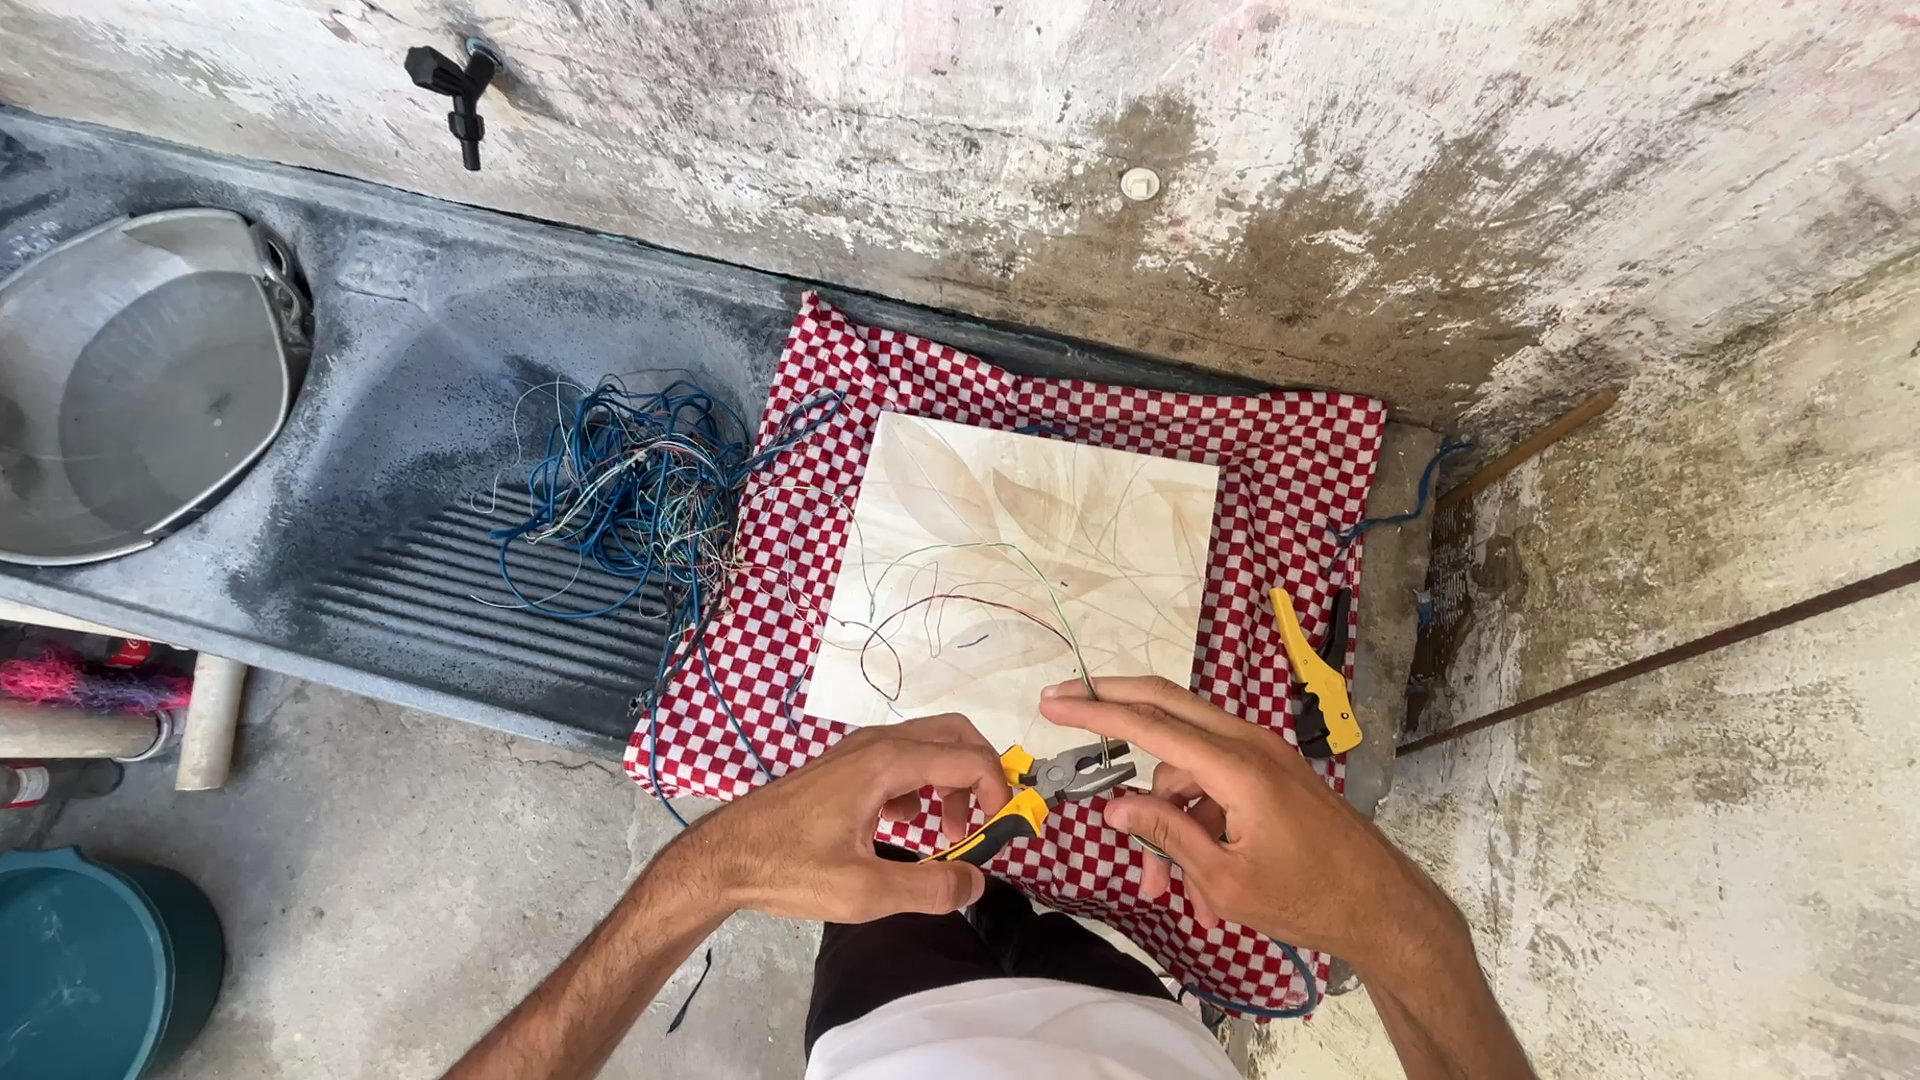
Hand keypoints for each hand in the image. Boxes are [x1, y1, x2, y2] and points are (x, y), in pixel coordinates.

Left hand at [670, 713, 1012, 923]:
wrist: (726, 855)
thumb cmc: (791, 868)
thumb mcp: (863, 892)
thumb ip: (928, 888)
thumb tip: (977, 882)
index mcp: (889, 762)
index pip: (970, 759)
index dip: (998, 793)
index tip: (1000, 833)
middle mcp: (880, 742)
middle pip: (955, 734)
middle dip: (981, 774)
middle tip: (983, 821)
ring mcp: (861, 749)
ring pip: (930, 745)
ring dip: (953, 780)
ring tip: (947, 833)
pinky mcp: (849, 763)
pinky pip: (904, 757)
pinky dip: (924, 783)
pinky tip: (905, 824)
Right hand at [1039, 677, 1462, 969]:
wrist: (1387, 910)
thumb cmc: (1308, 900)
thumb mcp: (1225, 879)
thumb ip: (1166, 833)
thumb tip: (1114, 805)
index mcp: (1235, 765)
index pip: (1148, 724)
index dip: (1093, 710)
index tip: (1051, 701)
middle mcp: (1246, 742)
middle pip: (1163, 702)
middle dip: (1109, 701)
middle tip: (1061, 700)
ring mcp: (1259, 753)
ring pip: (1184, 763)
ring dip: (1164, 814)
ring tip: (1165, 888)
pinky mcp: (1266, 771)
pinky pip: (1210, 781)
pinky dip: (1194, 821)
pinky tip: (1198, 881)